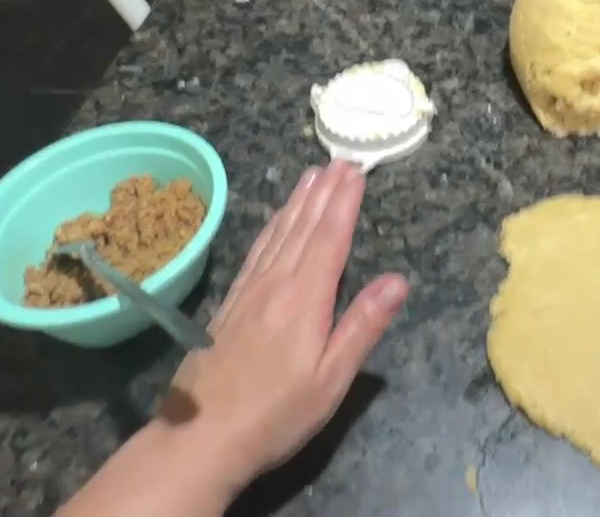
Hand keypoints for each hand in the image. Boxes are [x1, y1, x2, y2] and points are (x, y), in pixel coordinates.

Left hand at [62, 160, 407, 516]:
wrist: (200, 439)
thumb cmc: (276, 414)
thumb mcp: (331, 380)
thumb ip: (363, 325)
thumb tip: (399, 280)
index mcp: (305, 298)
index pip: (331, 237)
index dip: (345, 202)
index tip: (357, 170)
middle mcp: (276, 282)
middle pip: (305, 226)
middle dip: (326, 190)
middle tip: (341, 159)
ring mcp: (250, 289)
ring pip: (280, 231)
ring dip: (299, 199)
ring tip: (313, 173)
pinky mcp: (232, 301)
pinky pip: (258, 248)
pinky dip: (273, 224)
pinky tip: (277, 217)